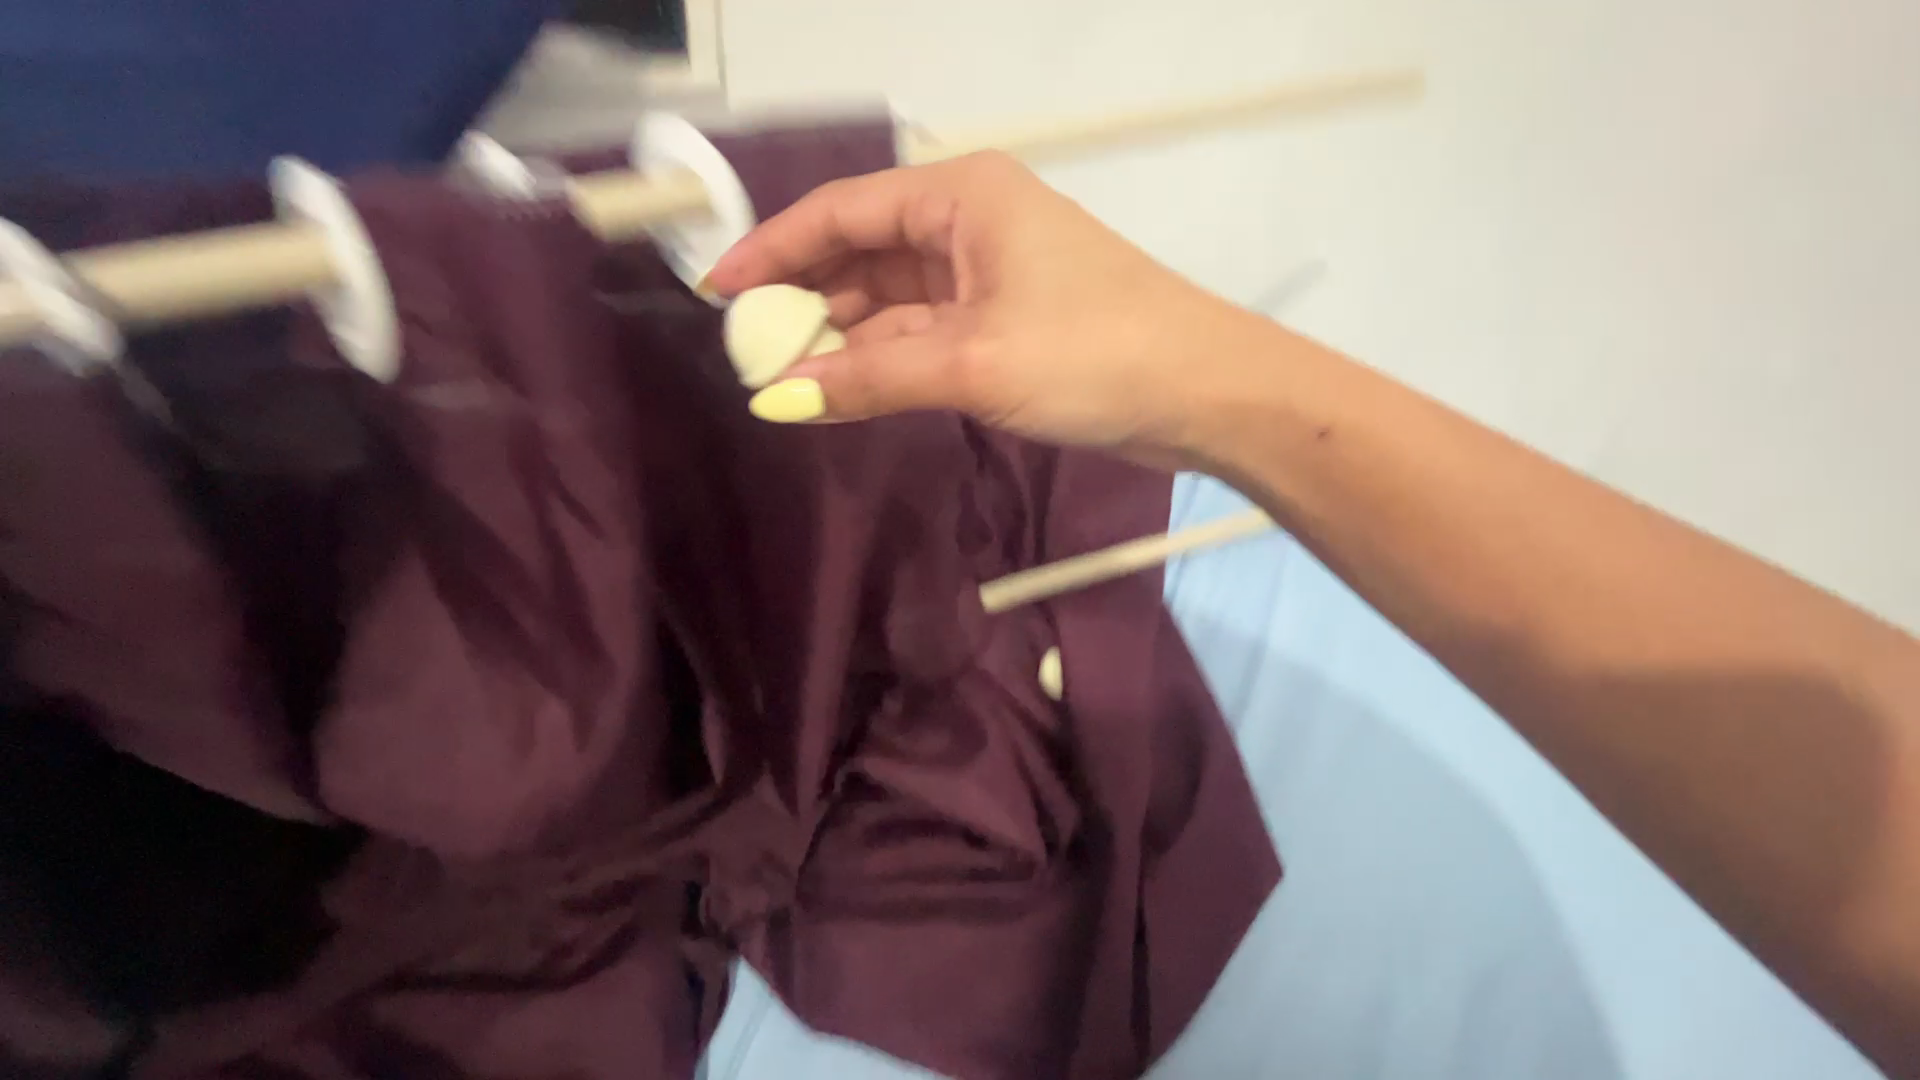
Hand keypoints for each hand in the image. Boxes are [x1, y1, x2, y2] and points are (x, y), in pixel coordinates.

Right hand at [703, 151, 1274, 466]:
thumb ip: (869, 379)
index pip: (842, 212)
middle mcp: (969, 225)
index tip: (718, 293)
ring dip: (843, 339)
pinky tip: (845, 391)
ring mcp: (988, 277)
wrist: (1202, 393)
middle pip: (863, 255)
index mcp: (961, 198)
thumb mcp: (970, 363)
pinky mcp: (1004, 324)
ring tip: (784, 380)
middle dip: (806, 302)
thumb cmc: (1092, 355)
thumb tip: (777, 401)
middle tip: (748, 352)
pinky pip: (923, 334)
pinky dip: (885, 362)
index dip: (773, 250)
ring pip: (892, 302)